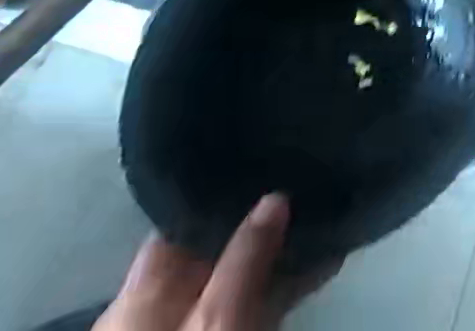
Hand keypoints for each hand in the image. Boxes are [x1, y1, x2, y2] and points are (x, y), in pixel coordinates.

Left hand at [95, 194, 332, 330]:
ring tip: (331, 224)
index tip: (274, 160)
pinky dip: (278, 288)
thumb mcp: (219, 324)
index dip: (226, 189)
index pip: (183, 220)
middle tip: (316, 187)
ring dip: (280, 253)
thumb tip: (275, 195)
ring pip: (235, 277)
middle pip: (213, 247)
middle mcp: (155, 308)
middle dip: (265, 219)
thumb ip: (246, 259)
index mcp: (143, 293)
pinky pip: (246, 307)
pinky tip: (321, 268)